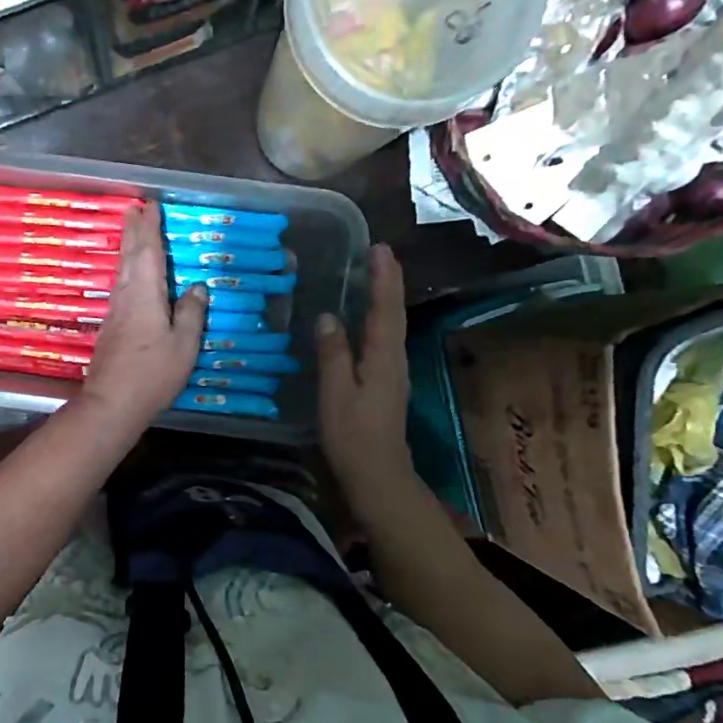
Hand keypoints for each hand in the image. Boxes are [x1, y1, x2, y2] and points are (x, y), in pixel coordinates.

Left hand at [82, 202, 205, 431]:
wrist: (111, 403)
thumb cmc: (153, 374)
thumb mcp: (183, 345)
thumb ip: (191, 313)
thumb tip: (198, 286)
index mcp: (145, 295)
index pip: (147, 252)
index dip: (149, 227)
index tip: (150, 205)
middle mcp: (125, 296)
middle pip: (128, 256)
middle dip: (132, 230)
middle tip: (133, 207)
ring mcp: (115, 312)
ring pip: (121, 270)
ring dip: (127, 248)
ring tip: (131, 232)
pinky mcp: (110, 328)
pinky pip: (120, 287)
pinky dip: (126, 271)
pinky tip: (129, 277)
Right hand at [316, 244, 417, 510]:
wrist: (378, 474)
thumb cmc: (353, 435)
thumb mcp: (336, 394)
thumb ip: (333, 354)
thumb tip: (328, 317)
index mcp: (384, 357)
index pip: (385, 309)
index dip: (384, 278)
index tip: (380, 248)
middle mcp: (395, 359)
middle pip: (393, 313)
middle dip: (388, 282)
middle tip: (378, 253)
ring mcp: (393, 371)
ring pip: (391, 325)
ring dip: (385, 298)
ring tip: (373, 276)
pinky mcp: (386, 382)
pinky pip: (383, 339)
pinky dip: (377, 318)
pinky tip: (364, 318)